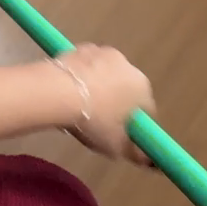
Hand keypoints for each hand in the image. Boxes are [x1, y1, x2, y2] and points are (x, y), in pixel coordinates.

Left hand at [53, 44, 155, 166]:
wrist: (57, 90)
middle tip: (101, 121)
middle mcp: (126, 63)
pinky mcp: (81, 46)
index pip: (146, 109)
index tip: (122, 134)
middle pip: (126, 87)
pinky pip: (88, 64)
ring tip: (83, 105)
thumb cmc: (94, 120)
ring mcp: (102, 51)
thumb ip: (137, 153)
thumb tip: (148, 159)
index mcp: (141, 86)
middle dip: (117, 102)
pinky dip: (84, 74)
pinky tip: (72, 89)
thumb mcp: (117, 146)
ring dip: (100, 86)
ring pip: (107, 74)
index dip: (135, 124)